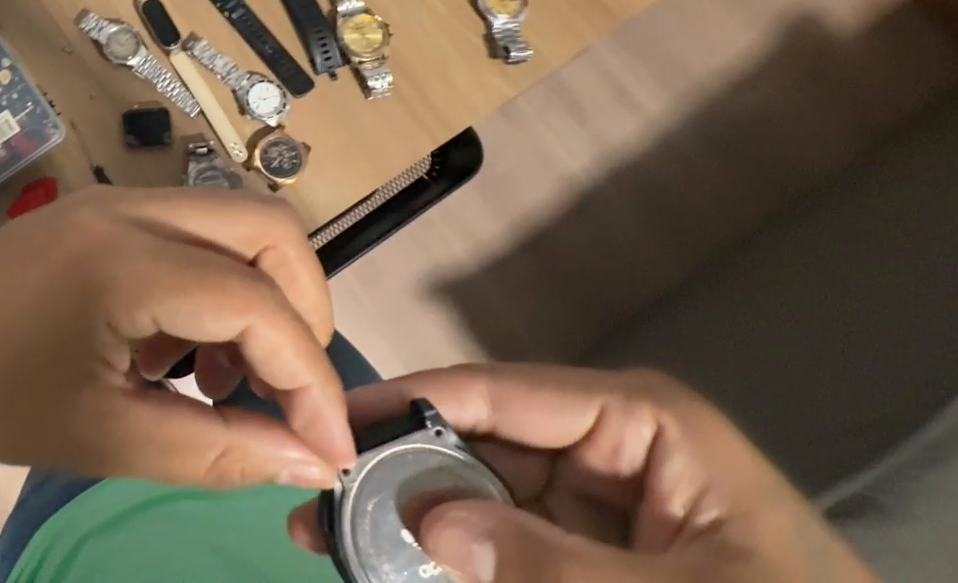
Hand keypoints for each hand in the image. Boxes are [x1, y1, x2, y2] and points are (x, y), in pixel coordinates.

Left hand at [0, 186, 356, 487]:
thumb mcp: (108, 437)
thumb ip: (220, 450)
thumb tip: (310, 458)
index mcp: (124, 260)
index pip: (259, 303)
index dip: (311, 379)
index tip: (325, 449)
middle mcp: (127, 207)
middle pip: (266, 227)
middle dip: (300, 309)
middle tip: (284, 389)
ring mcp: (109, 198)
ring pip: (229, 221)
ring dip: (252, 294)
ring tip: (215, 377)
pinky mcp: (96, 209)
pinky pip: (186, 229)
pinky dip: (208, 282)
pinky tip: (169, 347)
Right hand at [296, 364, 876, 581]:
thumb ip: (554, 566)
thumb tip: (427, 521)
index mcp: (636, 421)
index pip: (497, 391)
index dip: (409, 401)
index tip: (335, 418)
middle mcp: (599, 441)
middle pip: (473, 438)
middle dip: (397, 466)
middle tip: (322, 490)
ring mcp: (587, 493)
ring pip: (475, 488)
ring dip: (410, 511)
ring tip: (338, 532)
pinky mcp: (579, 541)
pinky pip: (499, 533)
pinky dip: (450, 548)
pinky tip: (396, 559)